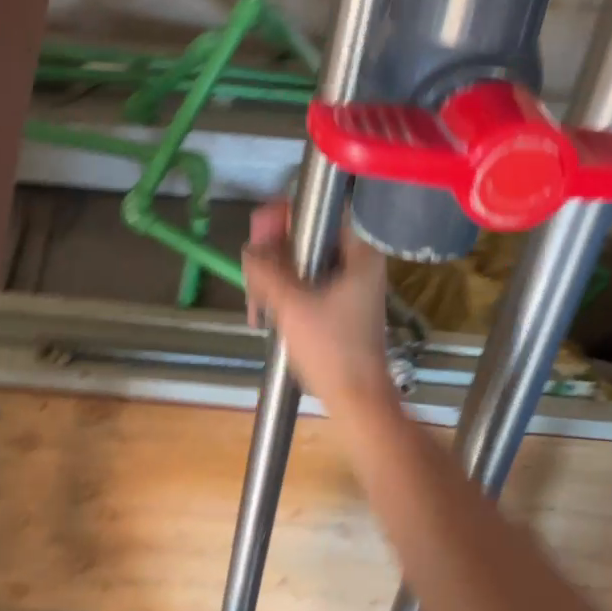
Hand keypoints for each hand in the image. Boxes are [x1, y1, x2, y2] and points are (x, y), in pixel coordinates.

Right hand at [242, 201, 398, 410]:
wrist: (357, 401)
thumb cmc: (331, 350)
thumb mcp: (291, 305)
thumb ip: (266, 269)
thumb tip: (250, 247)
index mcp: (361, 253)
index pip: (326, 210)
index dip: (290, 212)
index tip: (261, 227)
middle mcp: (360, 263)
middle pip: (309, 237)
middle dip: (273, 252)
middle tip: (250, 269)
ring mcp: (350, 286)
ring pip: (302, 263)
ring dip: (273, 277)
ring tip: (254, 302)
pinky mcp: (340, 306)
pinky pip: (306, 284)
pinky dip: (284, 293)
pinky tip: (262, 312)